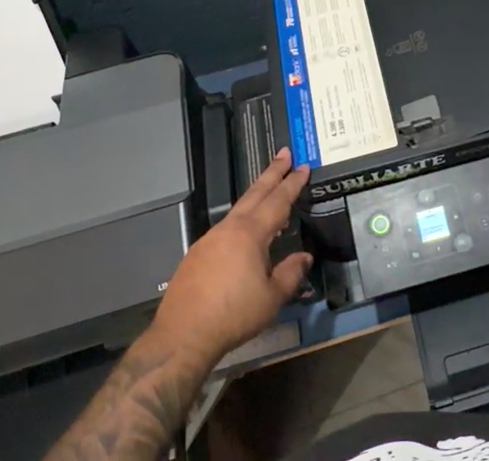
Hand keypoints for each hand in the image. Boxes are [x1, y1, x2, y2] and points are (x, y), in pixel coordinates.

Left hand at [149, 148, 312, 363]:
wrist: (183, 335)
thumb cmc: (234, 314)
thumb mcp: (272, 297)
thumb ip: (291, 273)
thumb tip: (304, 257)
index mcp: (250, 234)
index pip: (277, 201)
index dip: (292, 183)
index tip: (303, 166)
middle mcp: (228, 229)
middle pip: (254, 194)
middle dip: (271, 173)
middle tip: (284, 153)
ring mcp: (209, 240)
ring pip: (238, 210)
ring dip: (256, 196)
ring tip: (270, 192)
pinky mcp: (197, 255)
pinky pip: (226, 229)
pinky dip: (242, 220)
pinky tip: (246, 234)